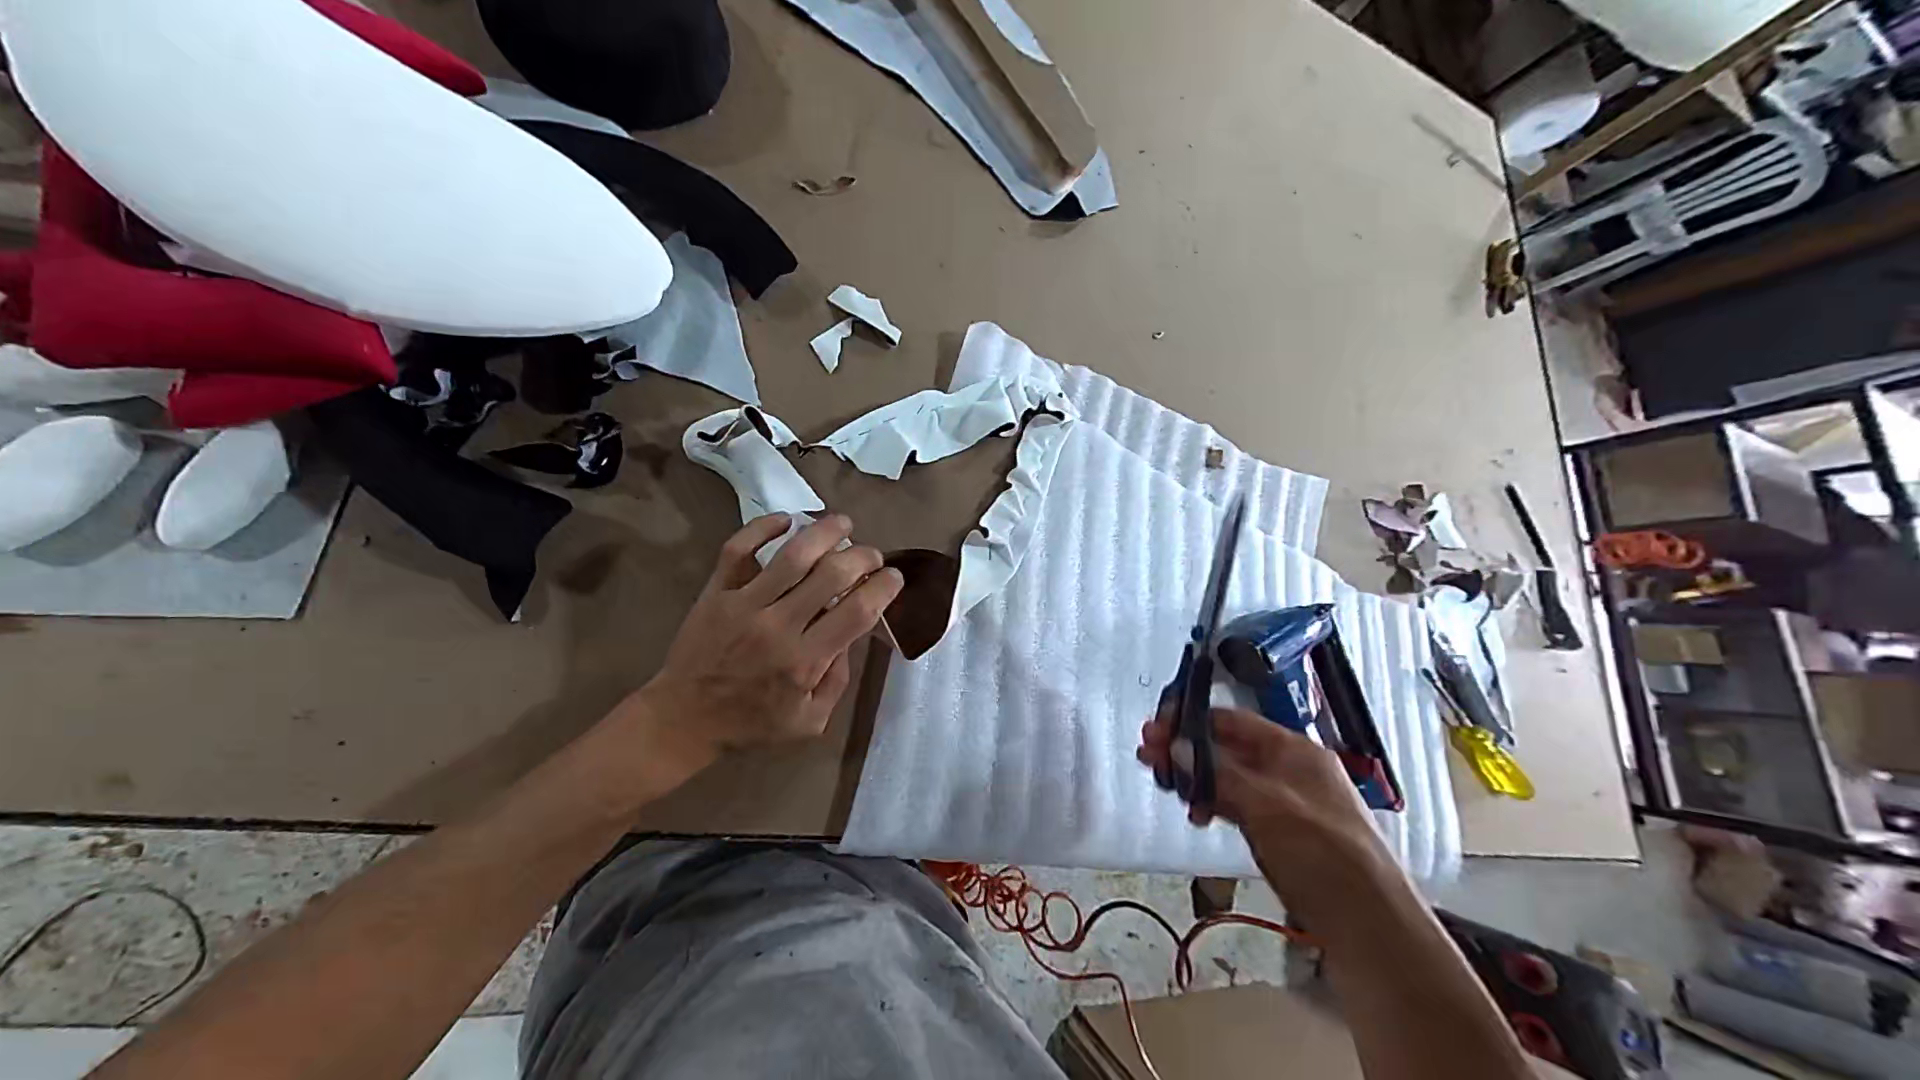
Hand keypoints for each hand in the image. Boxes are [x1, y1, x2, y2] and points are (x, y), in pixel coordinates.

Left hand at [632, 513, 903, 764]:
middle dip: (863, 556)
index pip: (858, 611)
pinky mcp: (716, 591)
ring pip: (792, 554)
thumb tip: (851, 636)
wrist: (683, 719)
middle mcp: (779, 626)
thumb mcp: (808, 721)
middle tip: (871, 554)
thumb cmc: (750, 723)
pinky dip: (763, 527)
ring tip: (843, 523)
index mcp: (805, 661)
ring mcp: (744, 604)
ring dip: (825, 531)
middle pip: (832, 573)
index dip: (883, 587)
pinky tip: (786, 521)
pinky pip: (738, 548)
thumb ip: (836, 680)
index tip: (893, 577)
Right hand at [1138, 705, 1392, 901]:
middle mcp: (1286, 769)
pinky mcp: (1278, 832)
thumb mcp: (1268, 807)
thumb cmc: (1324, 854)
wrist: (1372, 928)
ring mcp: (1282, 802)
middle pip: (1226, 747)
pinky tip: (1196, 814)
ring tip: (1163, 783)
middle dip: (1185, 748)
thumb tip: (1174, 745)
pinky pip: (1237, 805)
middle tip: (1146, 755)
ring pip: (1227, 777)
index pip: (1231, 720)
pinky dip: (1213, 804)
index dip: (1191, 720)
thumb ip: (1219, 773)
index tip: (1154, 728)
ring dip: (1194, 777)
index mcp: (1293, 750)